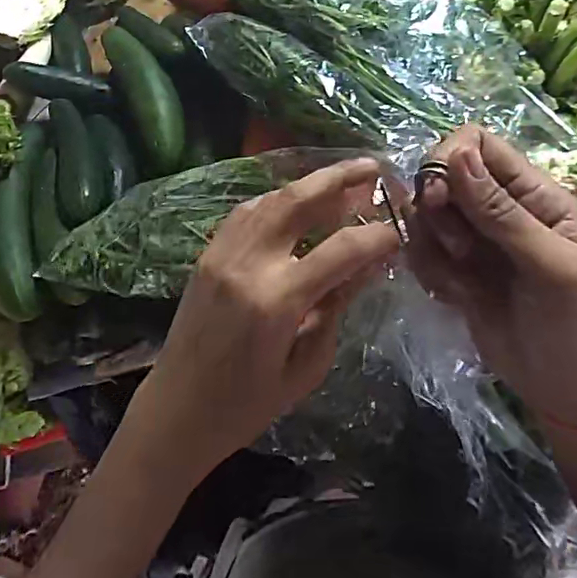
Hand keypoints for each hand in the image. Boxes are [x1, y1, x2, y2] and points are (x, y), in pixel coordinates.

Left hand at [120, 158, 400, 483]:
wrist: (176, 410)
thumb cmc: (247, 406)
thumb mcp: (306, 367)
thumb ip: (336, 310)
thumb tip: (366, 266)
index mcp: (277, 300)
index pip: (340, 250)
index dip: (376, 237)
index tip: (399, 231)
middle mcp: (248, 263)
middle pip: (299, 201)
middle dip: (340, 179)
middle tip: (374, 167)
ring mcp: (222, 252)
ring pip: (271, 198)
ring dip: (309, 183)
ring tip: (343, 177)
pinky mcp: (208, 253)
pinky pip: (247, 211)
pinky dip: (277, 198)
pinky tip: (297, 199)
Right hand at [409, 126, 576, 431]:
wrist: (574, 398)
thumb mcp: (551, 267)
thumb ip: (502, 212)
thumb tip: (457, 153)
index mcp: (534, 194)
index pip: (477, 143)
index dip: (448, 158)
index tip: (438, 195)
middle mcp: (500, 208)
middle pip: (441, 176)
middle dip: (437, 210)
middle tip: (459, 250)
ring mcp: (475, 240)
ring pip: (425, 215)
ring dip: (432, 246)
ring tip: (463, 283)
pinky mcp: (456, 270)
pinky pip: (422, 252)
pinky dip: (430, 273)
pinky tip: (457, 299)